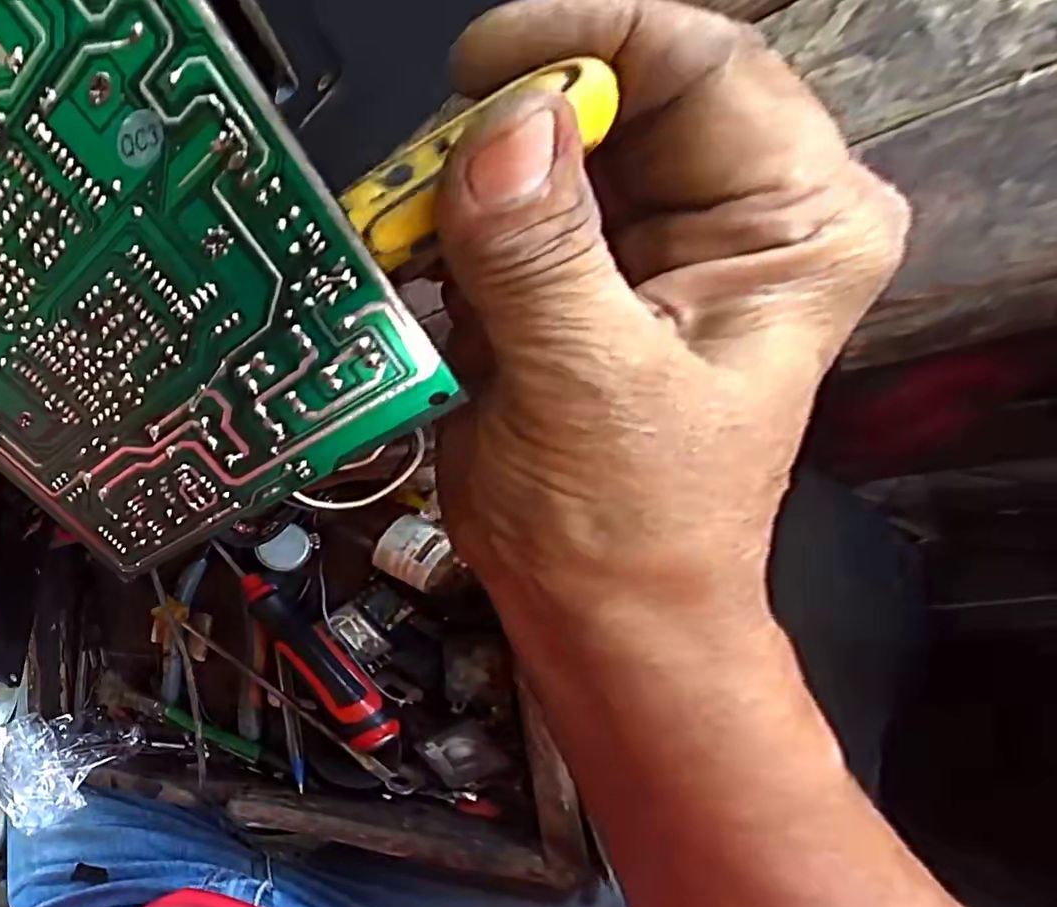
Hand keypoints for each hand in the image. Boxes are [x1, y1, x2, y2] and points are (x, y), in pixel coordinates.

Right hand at [429, 0, 907, 622]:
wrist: (580, 595)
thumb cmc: (619, 511)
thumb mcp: (586, 380)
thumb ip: (542, 259)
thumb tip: (495, 137)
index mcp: (775, 227)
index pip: (697, 77)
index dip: (588, 52)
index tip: (479, 64)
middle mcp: (694, 233)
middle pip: (597, 130)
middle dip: (497, 141)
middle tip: (412, 168)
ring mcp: (604, 274)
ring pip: (523, 192)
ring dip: (449, 202)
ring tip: (388, 223)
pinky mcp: (535, 313)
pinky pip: (479, 254)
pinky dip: (429, 255)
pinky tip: (393, 267)